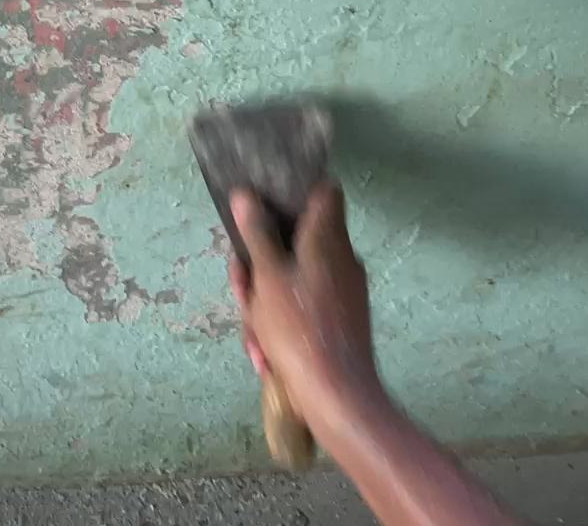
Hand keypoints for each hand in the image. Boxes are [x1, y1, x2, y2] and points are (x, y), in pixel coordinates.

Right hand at [229, 185, 381, 409]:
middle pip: (296, 239)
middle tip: (244, 288)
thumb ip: (256, 233)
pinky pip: (303, 303)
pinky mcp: (340, 318)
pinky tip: (265, 349)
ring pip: (293, 276)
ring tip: (254, 330)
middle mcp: (341, 258)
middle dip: (262, 261)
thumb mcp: (266, 275)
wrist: (338, 397)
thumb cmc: (297, 327)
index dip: (295, 189)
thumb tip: (246, 193)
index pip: (323, 191)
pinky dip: (281, 319)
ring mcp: (343, 290)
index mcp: (326, 238)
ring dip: (266, 298)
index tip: (267, 201)